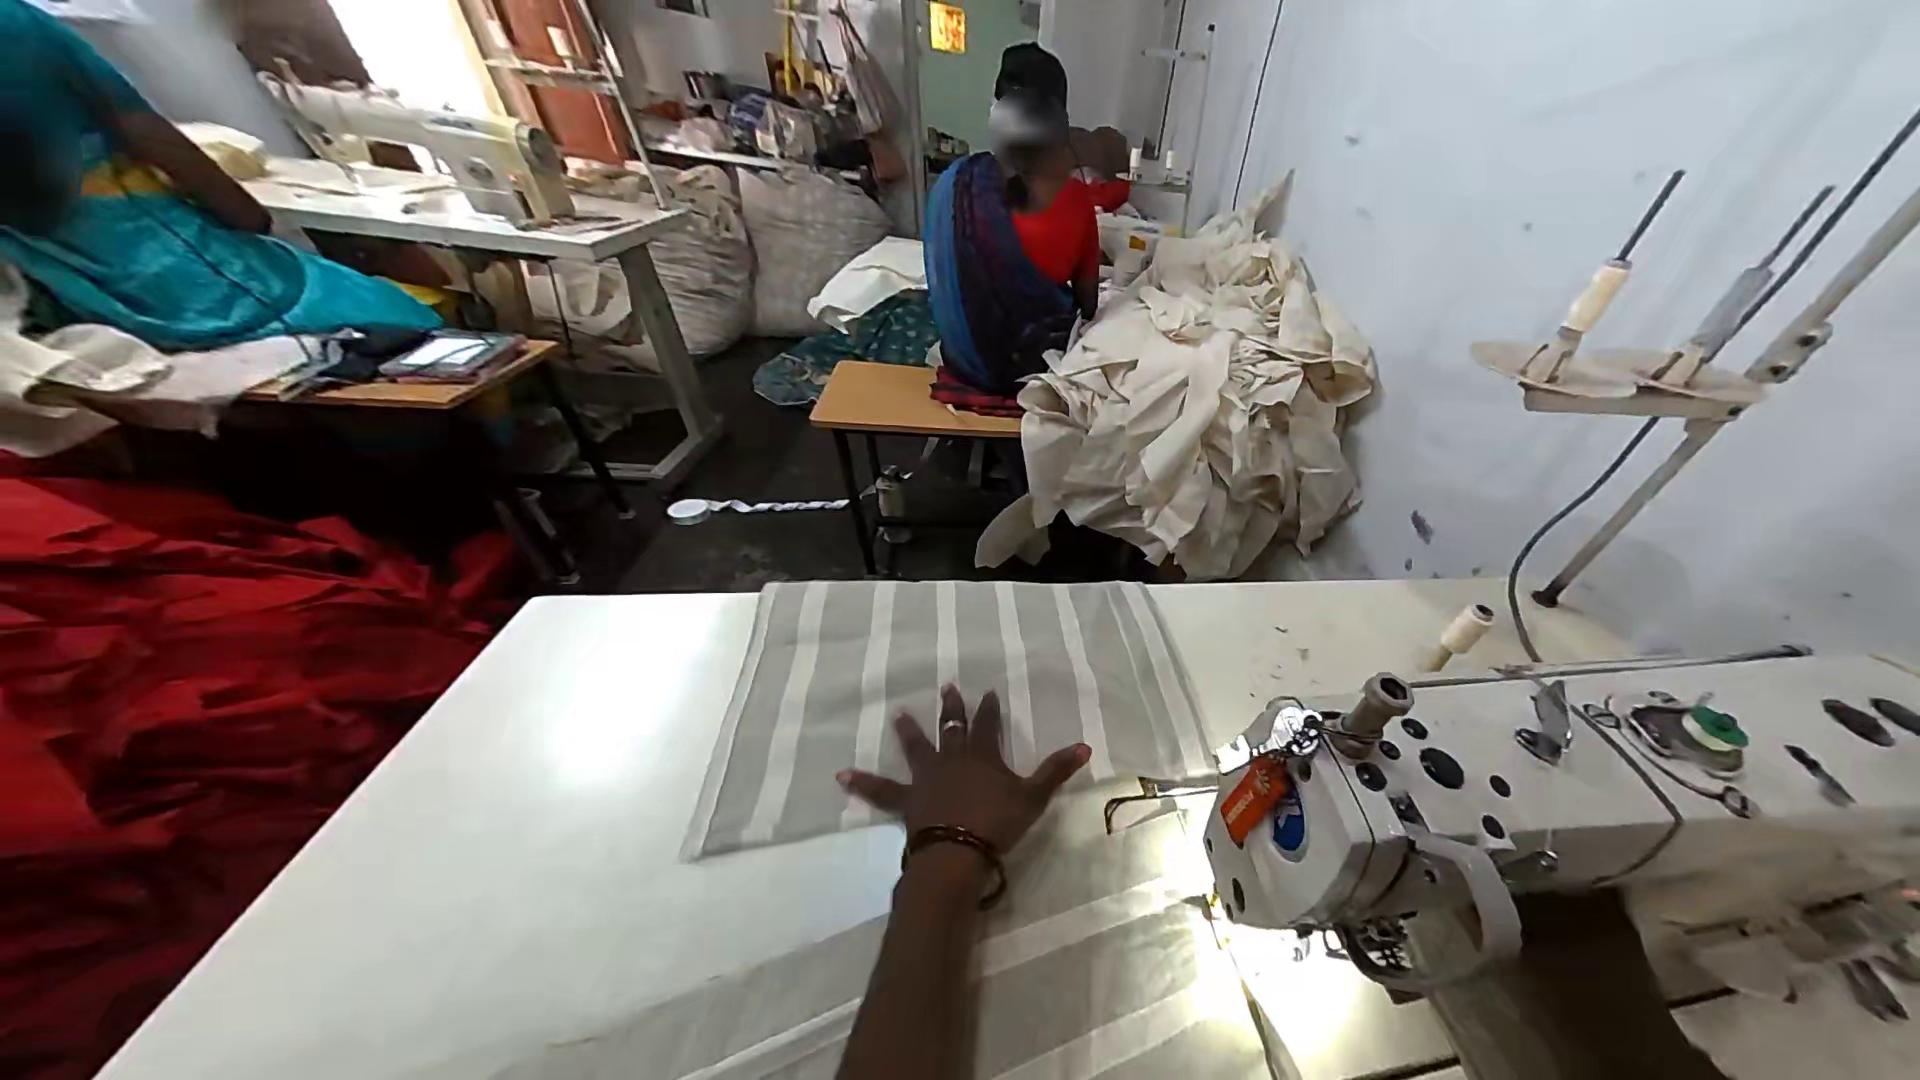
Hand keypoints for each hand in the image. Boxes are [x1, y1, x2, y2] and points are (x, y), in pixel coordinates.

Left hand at [838, 684, 1090, 853]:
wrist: (959, 851)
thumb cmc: (998, 824)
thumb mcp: (1034, 797)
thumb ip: (1056, 771)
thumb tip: (1085, 746)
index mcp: (982, 757)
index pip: (988, 725)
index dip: (989, 709)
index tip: (987, 691)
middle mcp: (952, 759)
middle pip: (952, 728)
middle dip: (952, 708)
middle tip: (947, 687)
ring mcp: (926, 778)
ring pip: (916, 748)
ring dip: (909, 731)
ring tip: (899, 714)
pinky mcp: (907, 799)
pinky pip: (881, 790)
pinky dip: (862, 782)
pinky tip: (840, 774)